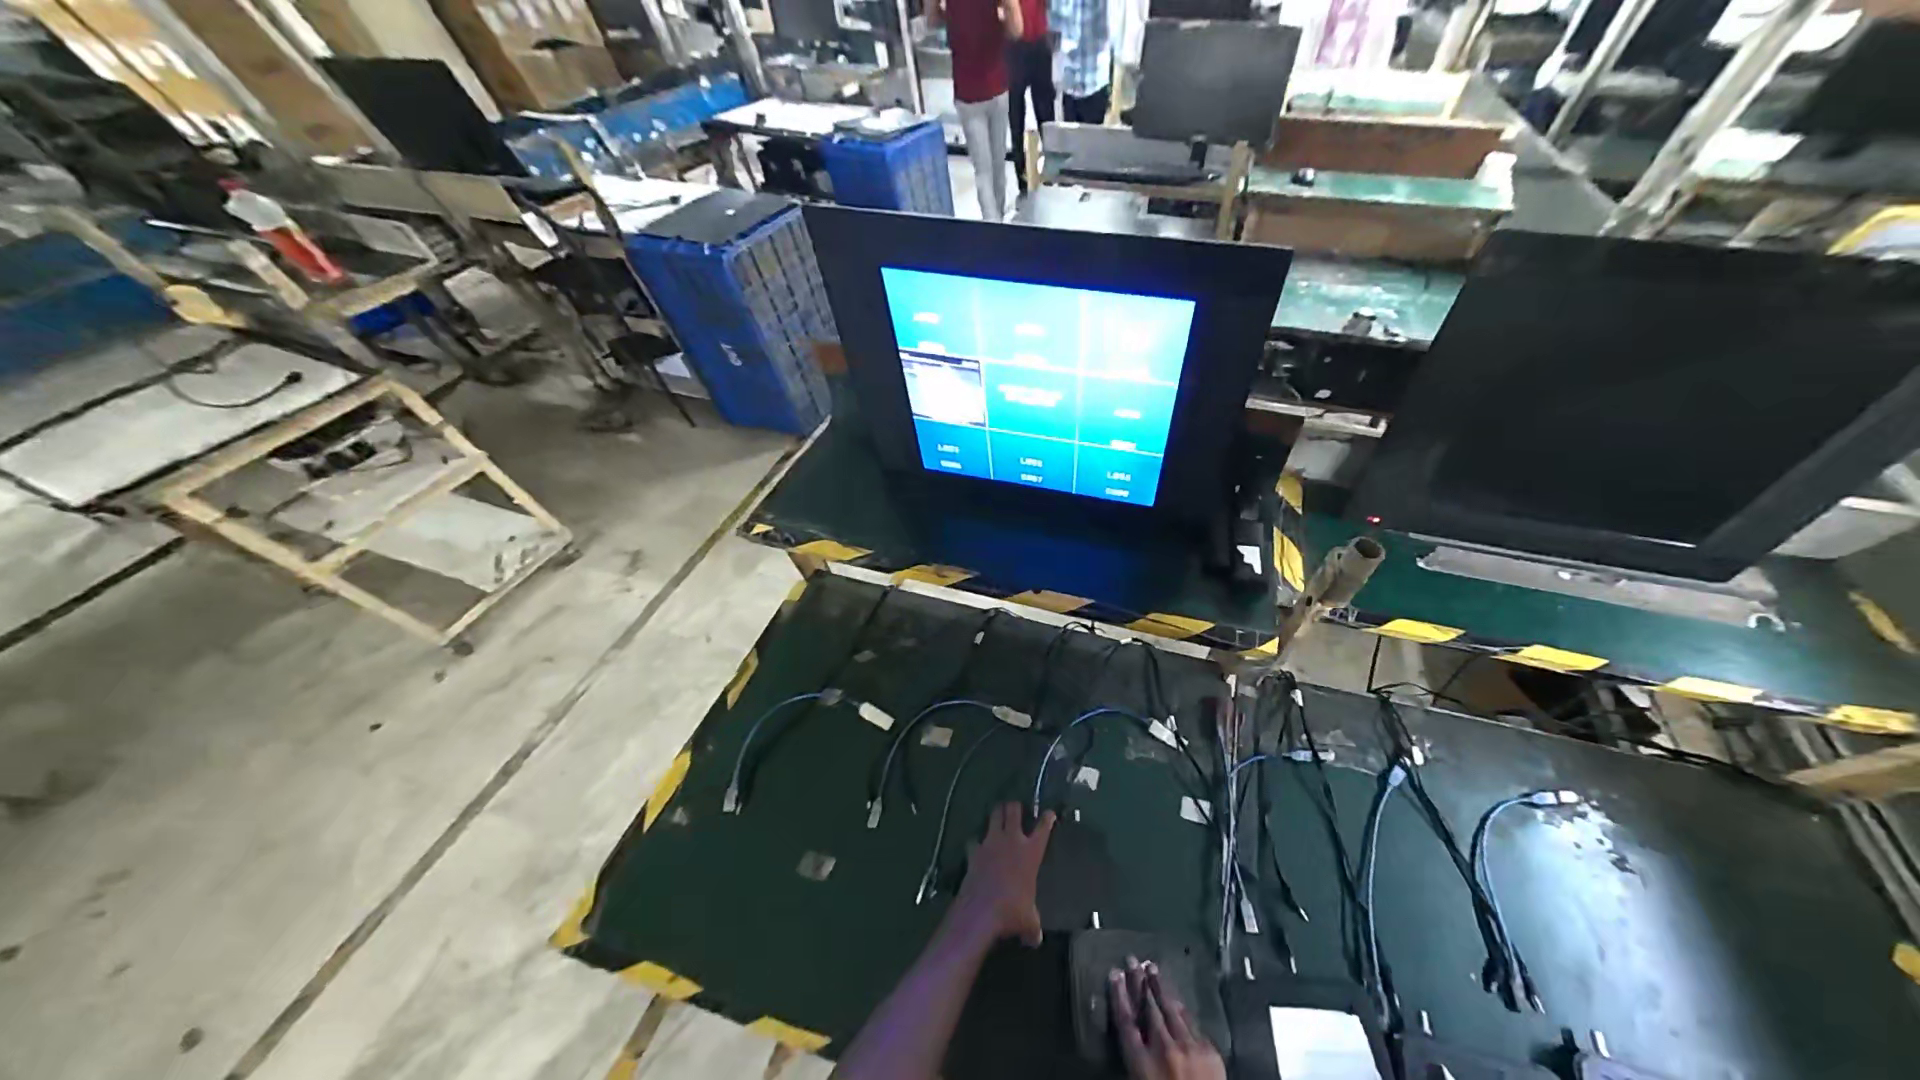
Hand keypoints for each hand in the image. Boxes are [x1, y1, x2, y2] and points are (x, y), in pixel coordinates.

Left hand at [952, 802, 1055, 945]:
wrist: (981, 911)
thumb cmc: (1012, 912)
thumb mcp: (1029, 922)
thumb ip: (1033, 926)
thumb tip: (1035, 939)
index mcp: (1031, 852)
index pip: (1043, 828)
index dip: (1048, 818)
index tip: (1049, 813)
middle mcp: (1011, 841)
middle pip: (1014, 810)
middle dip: (1016, 806)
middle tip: (1017, 807)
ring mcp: (991, 842)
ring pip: (994, 816)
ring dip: (997, 813)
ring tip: (998, 813)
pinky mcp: (974, 851)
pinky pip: (975, 840)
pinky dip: (976, 841)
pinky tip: (976, 845)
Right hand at [1109, 958, 1226, 1079]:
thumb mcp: (1141, 1079)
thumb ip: (1137, 1058)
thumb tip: (1133, 1035)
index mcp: (1141, 1062)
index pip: (1125, 1020)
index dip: (1118, 995)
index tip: (1114, 974)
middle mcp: (1163, 1048)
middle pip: (1148, 1007)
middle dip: (1139, 982)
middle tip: (1133, 960)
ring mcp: (1188, 1047)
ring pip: (1171, 1009)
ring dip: (1161, 987)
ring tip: (1153, 968)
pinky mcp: (1209, 1051)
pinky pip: (1192, 1022)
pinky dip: (1181, 1008)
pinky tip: (1177, 999)